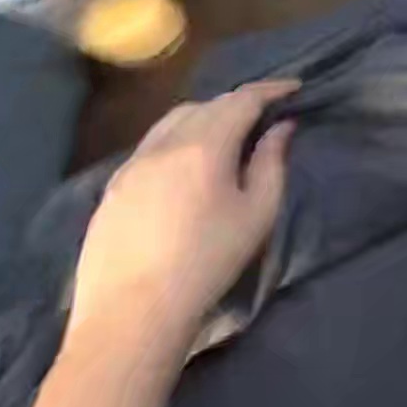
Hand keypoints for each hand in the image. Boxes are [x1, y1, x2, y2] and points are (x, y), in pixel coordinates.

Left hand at [67, 79, 299, 350]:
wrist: (130, 318)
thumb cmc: (208, 261)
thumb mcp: (259, 211)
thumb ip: (272, 161)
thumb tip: (281, 126)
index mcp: (204, 147)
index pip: (242, 100)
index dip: (271, 89)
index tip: (295, 88)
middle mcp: (164, 145)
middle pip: (208, 104)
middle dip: (241, 101)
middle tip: (267, 111)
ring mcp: (132, 166)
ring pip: (175, 119)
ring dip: (208, 113)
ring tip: (229, 130)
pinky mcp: (112, 188)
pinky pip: (152, 143)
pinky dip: (179, 135)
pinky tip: (189, 159)